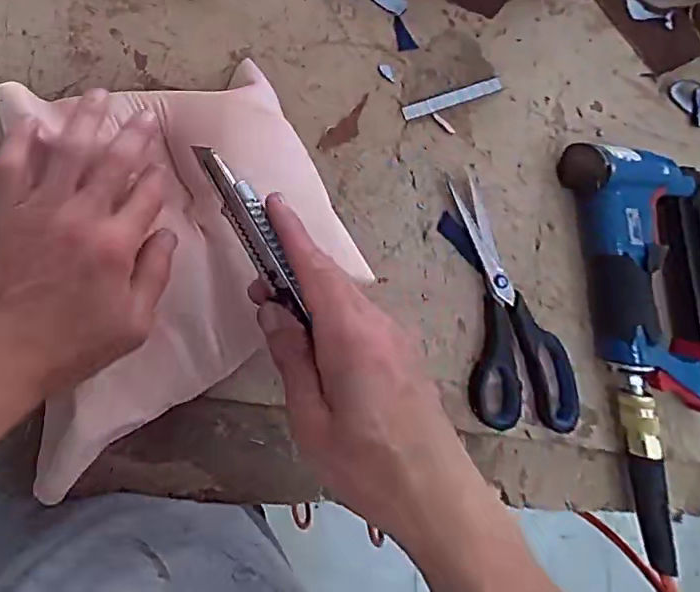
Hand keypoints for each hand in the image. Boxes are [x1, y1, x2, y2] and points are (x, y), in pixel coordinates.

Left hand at [0, 91, 177, 405]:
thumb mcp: (133, 324)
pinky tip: (33, 121)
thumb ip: (156, 274)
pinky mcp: (6, 212)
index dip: (157, 178)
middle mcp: (82, 217)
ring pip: (68, 151)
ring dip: (86, 119)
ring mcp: (40, 209)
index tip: (159, 169)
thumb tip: (166, 233)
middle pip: (115, 161)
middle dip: (134, 134)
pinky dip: (22, 140)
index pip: (147, 195)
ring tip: (98, 95)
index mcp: (116, 244)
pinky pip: (13, 166)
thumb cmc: (72, 344)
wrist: (1, 354)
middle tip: (144, 114)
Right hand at [252, 195, 507, 561]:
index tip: (273, 202)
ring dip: (311, 296)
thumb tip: (273, 310)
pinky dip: (331, 314)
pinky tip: (316, 343)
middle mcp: (376, 322)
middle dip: (292, 270)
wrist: (441, 497)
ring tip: (281, 320)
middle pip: (328, 279)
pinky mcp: (401, 350)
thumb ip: (291, 358)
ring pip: (344, 298)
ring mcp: (394, 334)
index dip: (291, 232)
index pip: (314, 268)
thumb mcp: (311, 421)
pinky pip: (358, 316)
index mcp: (351, 334)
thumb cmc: (369, 467)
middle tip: (258, 289)